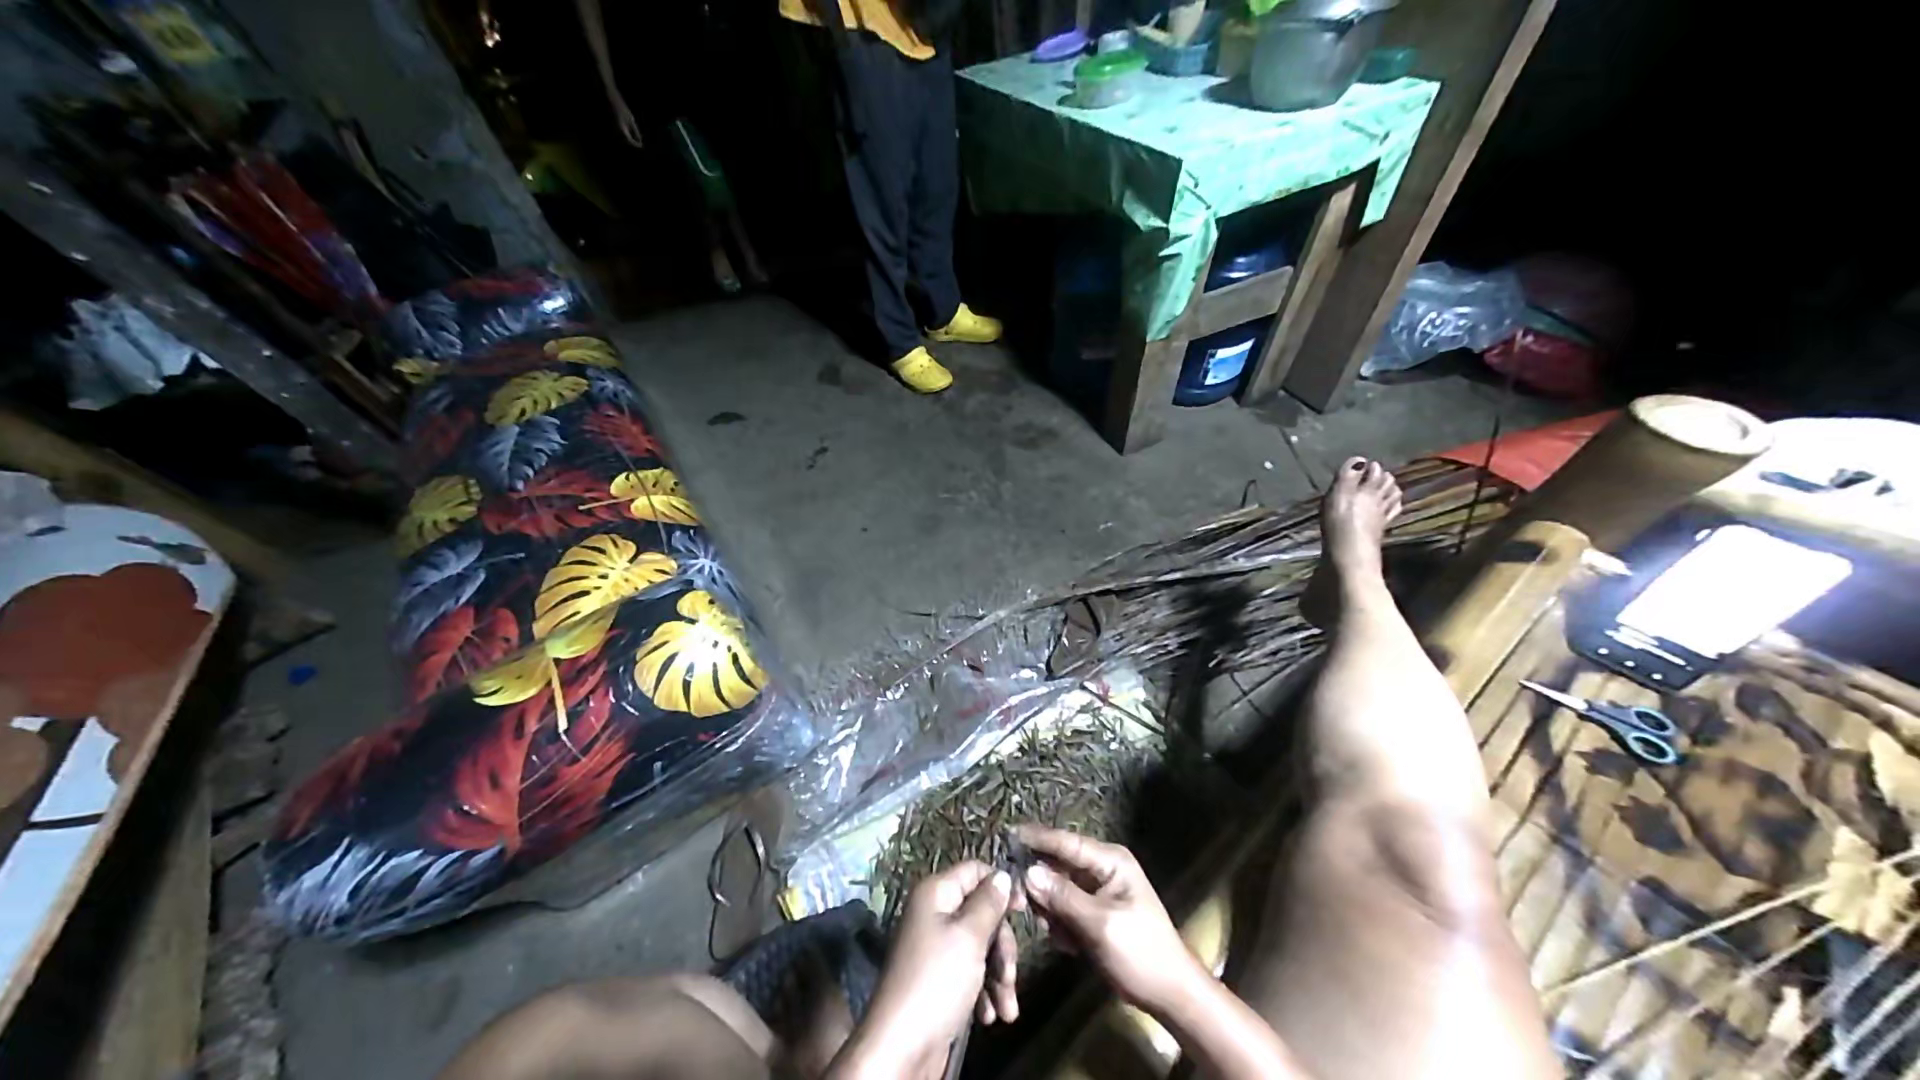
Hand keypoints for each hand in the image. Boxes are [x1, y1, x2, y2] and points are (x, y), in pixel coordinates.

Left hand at [830, 861, 1016, 1078]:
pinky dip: (984, 991)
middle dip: (1003, 946)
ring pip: (981, 946)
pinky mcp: (940, 978)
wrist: (902, 1047)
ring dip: (998, 975)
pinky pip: (971, 972)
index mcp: (936, 893)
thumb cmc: (937, 981)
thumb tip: (1003, 874)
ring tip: (1005, 1008)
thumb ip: (989, 903)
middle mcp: (935, 914)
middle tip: (1009, 974)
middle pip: (982, 912)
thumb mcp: (969, 936)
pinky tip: (991, 1016)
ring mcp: (936, 947)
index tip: (1024, 908)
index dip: (1001, 885)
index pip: (975, 870)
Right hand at [1014, 825, 1205, 1014]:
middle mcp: (1102, 868)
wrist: (1169, 994)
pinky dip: (1059, 922)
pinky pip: (1063, 907)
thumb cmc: (1141, 953)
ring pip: (1057, 887)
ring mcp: (1097, 890)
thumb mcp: (1100, 924)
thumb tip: (1028, 872)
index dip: (1036, 838)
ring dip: (1048, 907)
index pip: (1066, 842)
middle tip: (1018, 900)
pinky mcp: (1092, 911)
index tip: (1006, 834)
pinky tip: (1067, 943)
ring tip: (1051, 929)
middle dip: (1038, 882)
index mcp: (1110, 861)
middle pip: (1057, 864)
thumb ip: (1063, 897)